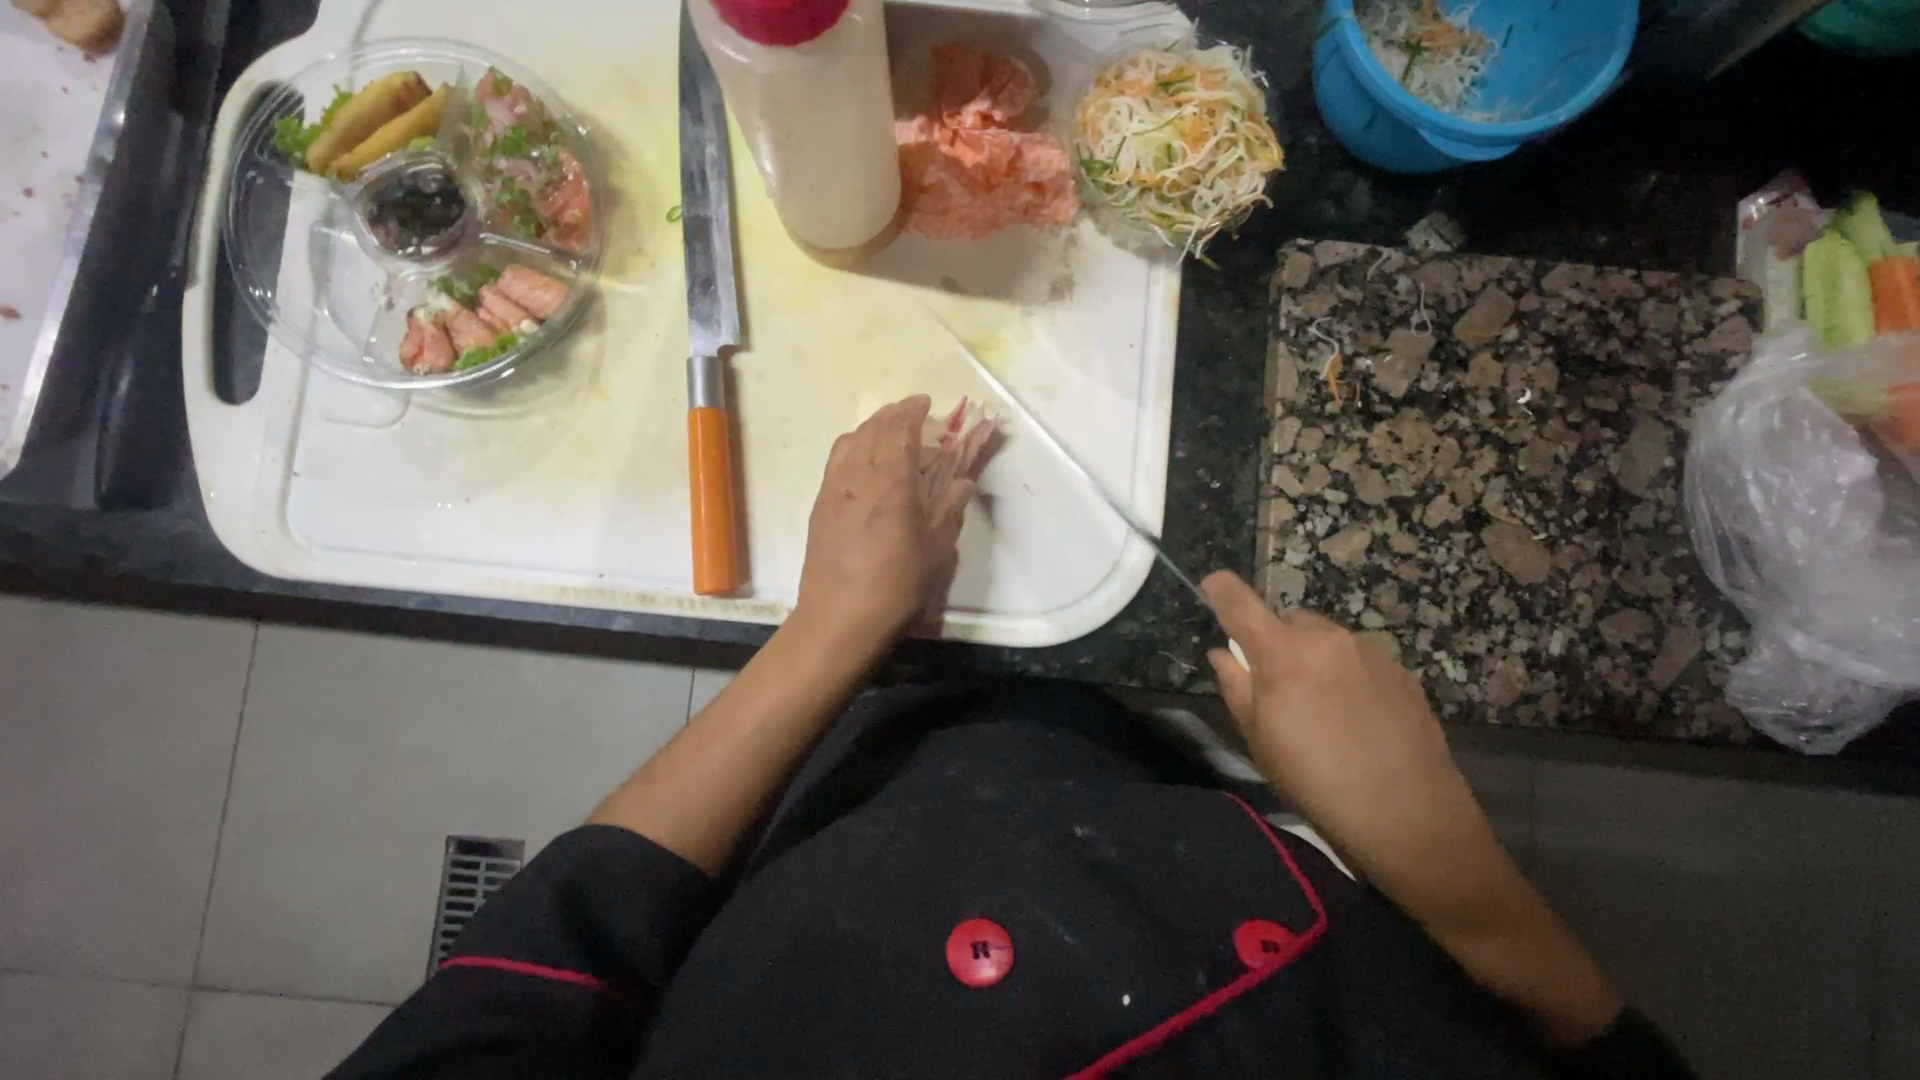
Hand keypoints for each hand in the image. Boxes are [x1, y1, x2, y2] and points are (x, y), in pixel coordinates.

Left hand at [793, 395, 973, 650]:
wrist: (838, 620)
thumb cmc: (896, 588)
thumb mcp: (936, 553)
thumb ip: (949, 511)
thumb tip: (964, 481)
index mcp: (892, 484)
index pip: (900, 432)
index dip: (912, 412)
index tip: (925, 402)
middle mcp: (858, 478)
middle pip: (872, 430)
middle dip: (892, 414)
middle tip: (910, 411)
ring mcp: (833, 491)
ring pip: (849, 442)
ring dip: (870, 427)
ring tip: (886, 429)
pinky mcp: (819, 508)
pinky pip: (835, 462)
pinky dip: (852, 447)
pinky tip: (861, 460)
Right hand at [1202, 571, 1501, 927]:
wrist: (1408, 813)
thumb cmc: (1315, 779)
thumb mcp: (1258, 739)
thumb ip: (1236, 686)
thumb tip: (1223, 653)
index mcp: (1283, 652)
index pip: (1241, 603)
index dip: (1221, 589)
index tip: (1211, 585)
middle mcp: (1327, 638)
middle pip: (1289, 622)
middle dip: (1277, 642)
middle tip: (1277, 687)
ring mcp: (1369, 652)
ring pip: (1326, 640)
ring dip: (1314, 659)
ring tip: (1321, 709)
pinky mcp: (1401, 671)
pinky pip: (1359, 659)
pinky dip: (1347, 675)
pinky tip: (1356, 718)